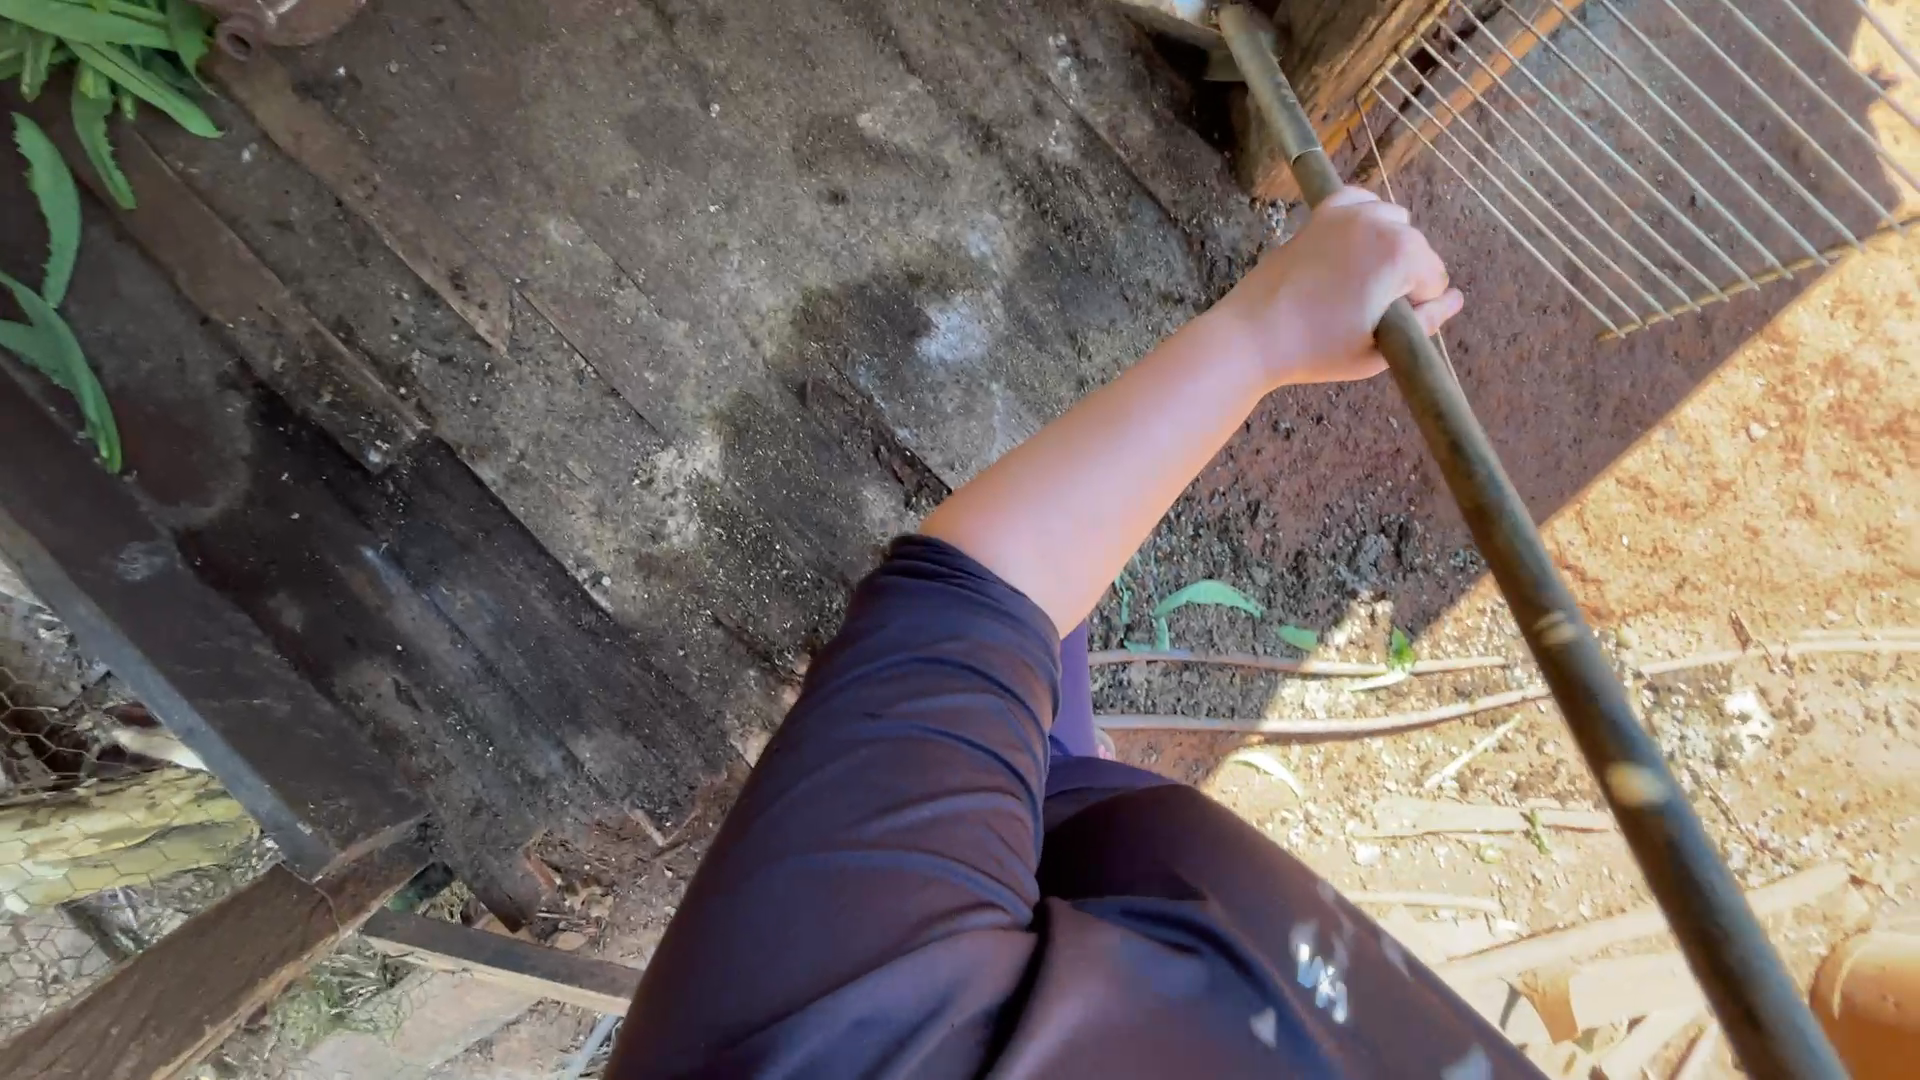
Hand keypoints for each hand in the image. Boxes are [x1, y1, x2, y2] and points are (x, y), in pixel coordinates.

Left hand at [1207, 186, 1462, 387]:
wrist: (1251, 336)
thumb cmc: (1314, 349)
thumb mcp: (1378, 351)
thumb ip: (1426, 324)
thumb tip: (1455, 300)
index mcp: (1403, 254)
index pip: (1434, 280)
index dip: (1414, 308)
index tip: (1381, 325)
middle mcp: (1380, 223)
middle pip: (1415, 250)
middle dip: (1399, 277)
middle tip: (1360, 310)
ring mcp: (1348, 214)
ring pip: (1391, 223)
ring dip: (1382, 248)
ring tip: (1351, 285)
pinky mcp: (1319, 214)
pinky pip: (1360, 201)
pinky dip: (1362, 218)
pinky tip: (1350, 246)